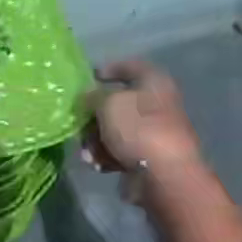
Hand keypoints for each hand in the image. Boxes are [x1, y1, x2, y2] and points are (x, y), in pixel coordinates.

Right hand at [82, 60, 203, 198]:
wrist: (163, 175)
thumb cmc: (137, 129)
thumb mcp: (108, 103)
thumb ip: (92, 96)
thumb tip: (87, 97)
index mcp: (153, 82)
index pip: (130, 66)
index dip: (110, 68)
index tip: (89, 76)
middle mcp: (156, 104)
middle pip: (117, 104)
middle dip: (94, 116)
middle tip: (78, 125)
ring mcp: (152, 132)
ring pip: (114, 130)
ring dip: (95, 140)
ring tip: (88, 153)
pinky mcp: (146, 157)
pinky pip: (119, 151)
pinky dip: (106, 156)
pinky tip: (99, 165)